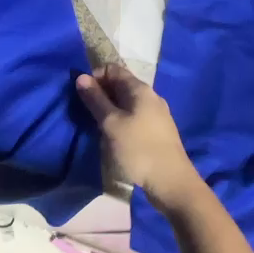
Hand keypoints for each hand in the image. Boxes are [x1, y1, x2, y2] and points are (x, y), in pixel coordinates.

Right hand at [75, 64, 209, 211]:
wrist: (172, 183)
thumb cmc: (138, 149)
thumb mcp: (111, 123)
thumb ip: (95, 99)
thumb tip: (81, 76)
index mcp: (140, 89)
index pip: (112, 69)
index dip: (95, 77)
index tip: (84, 96)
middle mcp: (151, 97)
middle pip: (120, 85)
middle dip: (101, 94)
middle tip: (88, 113)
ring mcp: (157, 114)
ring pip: (127, 103)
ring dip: (110, 110)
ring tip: (100, 127)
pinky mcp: (158, 131)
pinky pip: (135, 117)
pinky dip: (122, 121)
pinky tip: (116, 138)